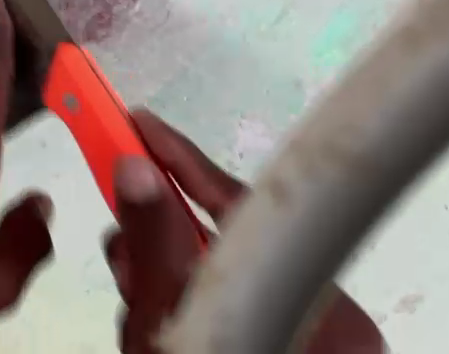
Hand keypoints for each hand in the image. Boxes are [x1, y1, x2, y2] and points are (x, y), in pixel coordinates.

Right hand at [106, 111, 385, 353]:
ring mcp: (310, 335)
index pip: (240, 203)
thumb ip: (150, 242)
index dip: (180, 157)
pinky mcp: (285, 344)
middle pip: (222, 239)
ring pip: (215, 269)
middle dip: (158, 238)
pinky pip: (222, 297)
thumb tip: (130, 161)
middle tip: (121, 252)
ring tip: (135, 303)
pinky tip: (154, 322)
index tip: (131, 117)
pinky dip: (179, 299)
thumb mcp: (166, 326)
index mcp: (320, 304)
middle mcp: (327, 315)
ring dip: (162, 274)